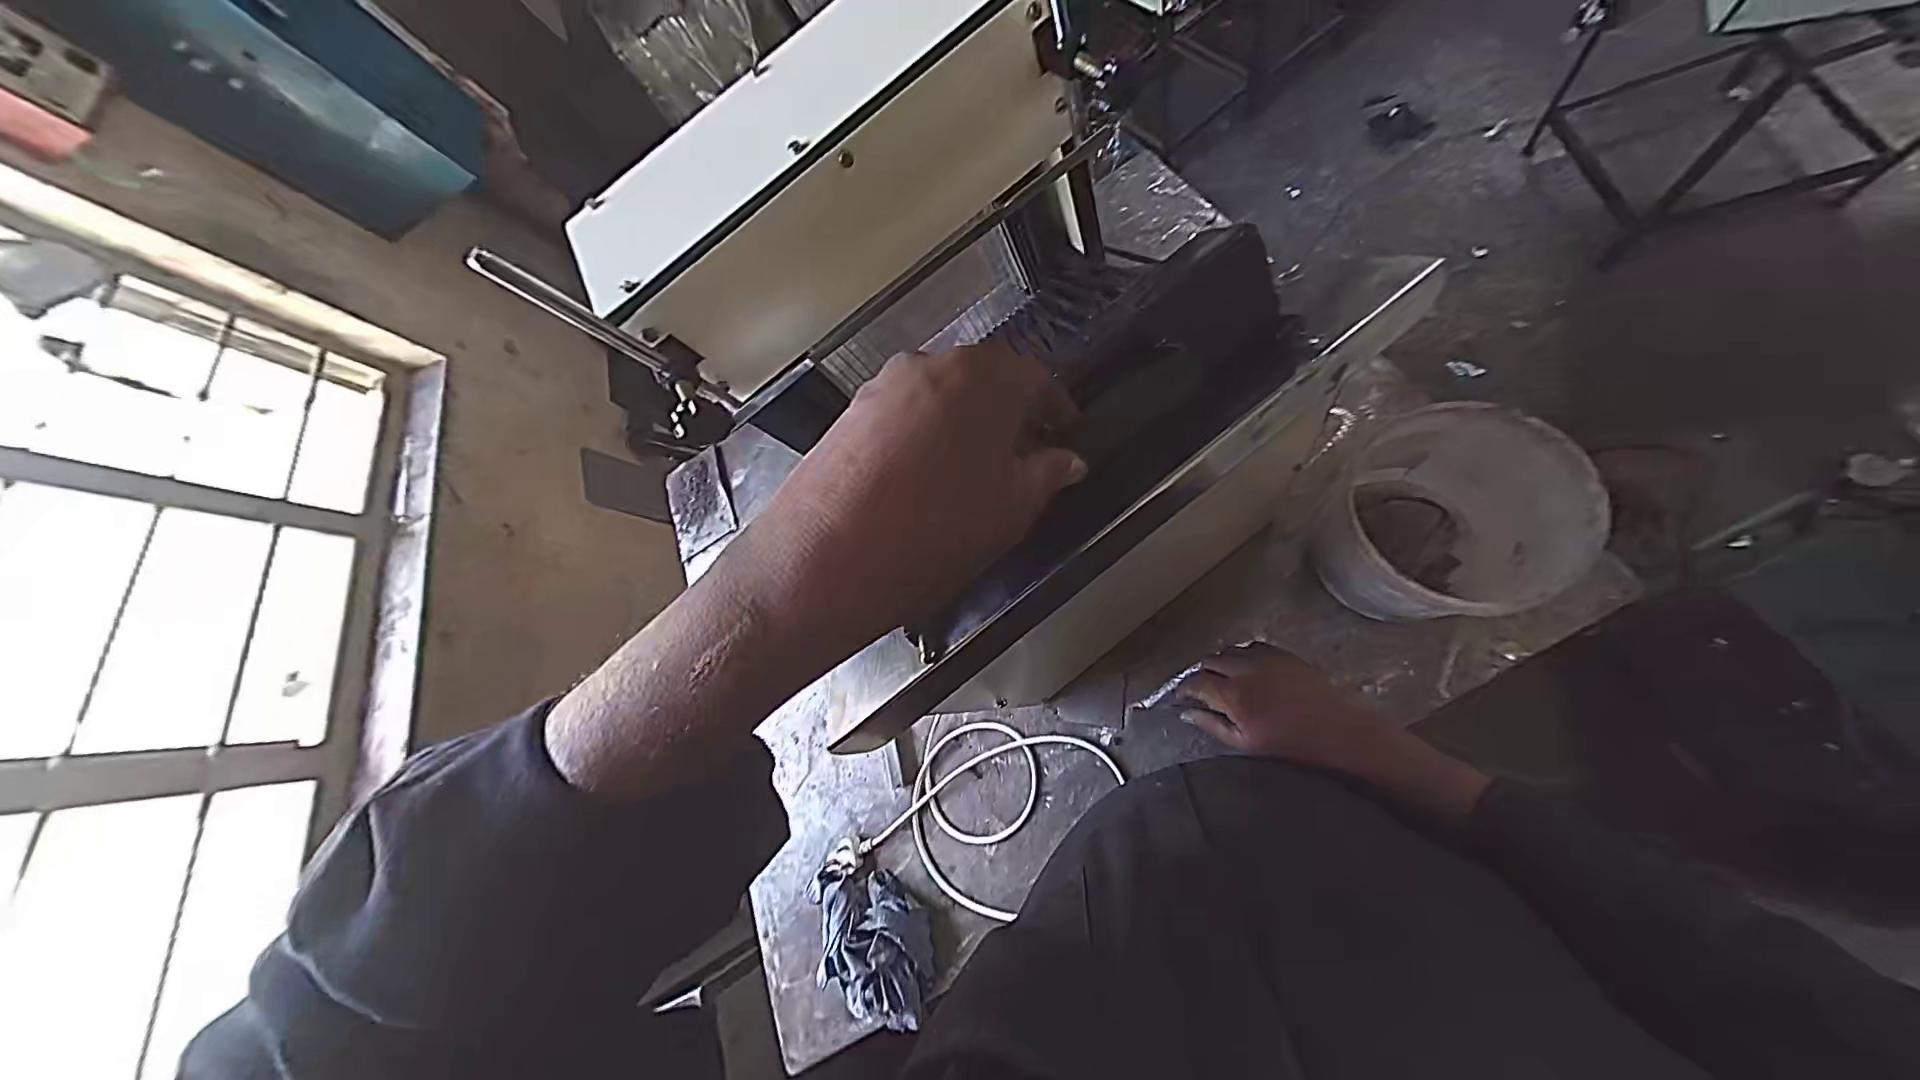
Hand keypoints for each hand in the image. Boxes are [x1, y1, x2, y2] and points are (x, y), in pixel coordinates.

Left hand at [725, 343, 1085, 655]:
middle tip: (1022, 455)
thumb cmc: (936, 529)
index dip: (1055, 409)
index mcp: (983, 375)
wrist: (826, 556)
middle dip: (1007, 414)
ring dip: (963, 424)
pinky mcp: (849, 413)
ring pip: (940, 397)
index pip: (1035, 378)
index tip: (1064, 433)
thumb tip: (1068, 461)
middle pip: (983, 380)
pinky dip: (924, 435)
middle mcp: (930, 365)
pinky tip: (924, 477)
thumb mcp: (1011, 509)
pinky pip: (903, 415)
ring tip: (972, 471)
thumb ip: (1047, 475)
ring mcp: (883, 386)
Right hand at [1177, 643, 1400, 769]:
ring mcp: (1268, 659)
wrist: (1346, 737)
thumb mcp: (1247, 745)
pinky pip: (1254, 647)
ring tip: (1224, 679)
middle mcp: (1247, 669)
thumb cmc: (1295, 748)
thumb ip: (1212, 725)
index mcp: (1234, 694)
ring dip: (1221, 662)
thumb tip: (1186, 713)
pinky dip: (1244, 655)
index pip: (1196, 682)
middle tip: (1201, 690)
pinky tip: (1249, 670)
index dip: (1184, 689)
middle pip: (1210, 661)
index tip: (1181, 697)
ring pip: (1230, 651)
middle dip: (1201, 674)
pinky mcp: (1286, 655)